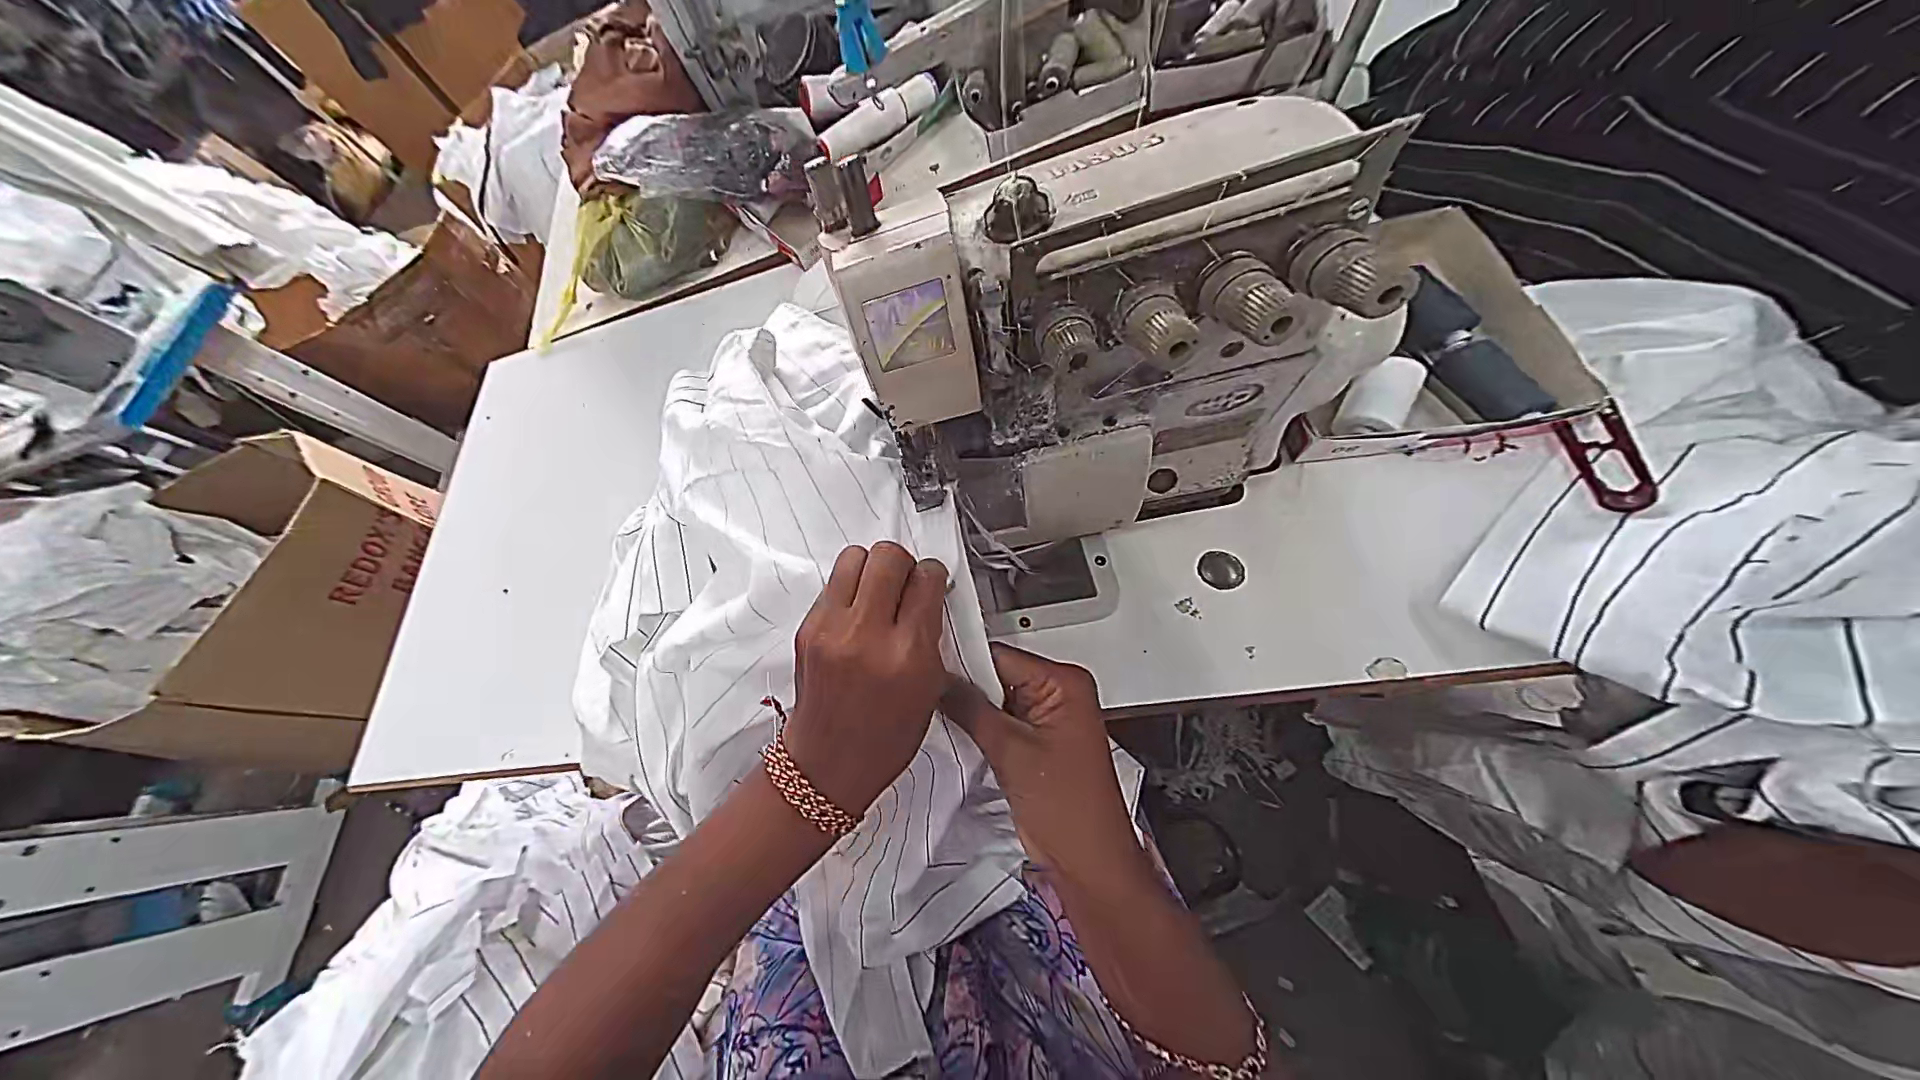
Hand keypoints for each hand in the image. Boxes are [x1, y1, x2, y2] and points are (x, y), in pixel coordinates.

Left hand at [783, 542, 949, 816]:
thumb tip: (928, 592)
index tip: (932, 580)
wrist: (828, 764)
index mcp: (908, 654)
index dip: (933, 575)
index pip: (926, 580)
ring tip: (879, 591)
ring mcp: (830, 629)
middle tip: (906, 580)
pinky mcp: (807, 628)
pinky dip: (849, 589)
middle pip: (888, 556)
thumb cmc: (882, 738)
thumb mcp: (929, 687)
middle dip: (903, 563)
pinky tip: (858, 614)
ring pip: (855, 557)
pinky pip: (832, 583)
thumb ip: (930, 632)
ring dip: (872, 567)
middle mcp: (866, 635)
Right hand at [942, 644, 1136, 868]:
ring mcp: (1048, 717)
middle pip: (998, 674)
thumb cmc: (1070, 809)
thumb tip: (940, 681)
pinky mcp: (1037, 740)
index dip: (963, 661)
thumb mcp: (1011, 750)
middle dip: (966, 687)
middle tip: (927, 695)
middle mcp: (1060, 693)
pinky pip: (1001, 721)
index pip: (1001, 655)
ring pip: (996, 699)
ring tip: (941, 717)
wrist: (1087, 860)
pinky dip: (981, 729)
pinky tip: (959, 736)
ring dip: (972, 710)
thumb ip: (971, 709)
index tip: (928, 668)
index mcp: (1066, 683)